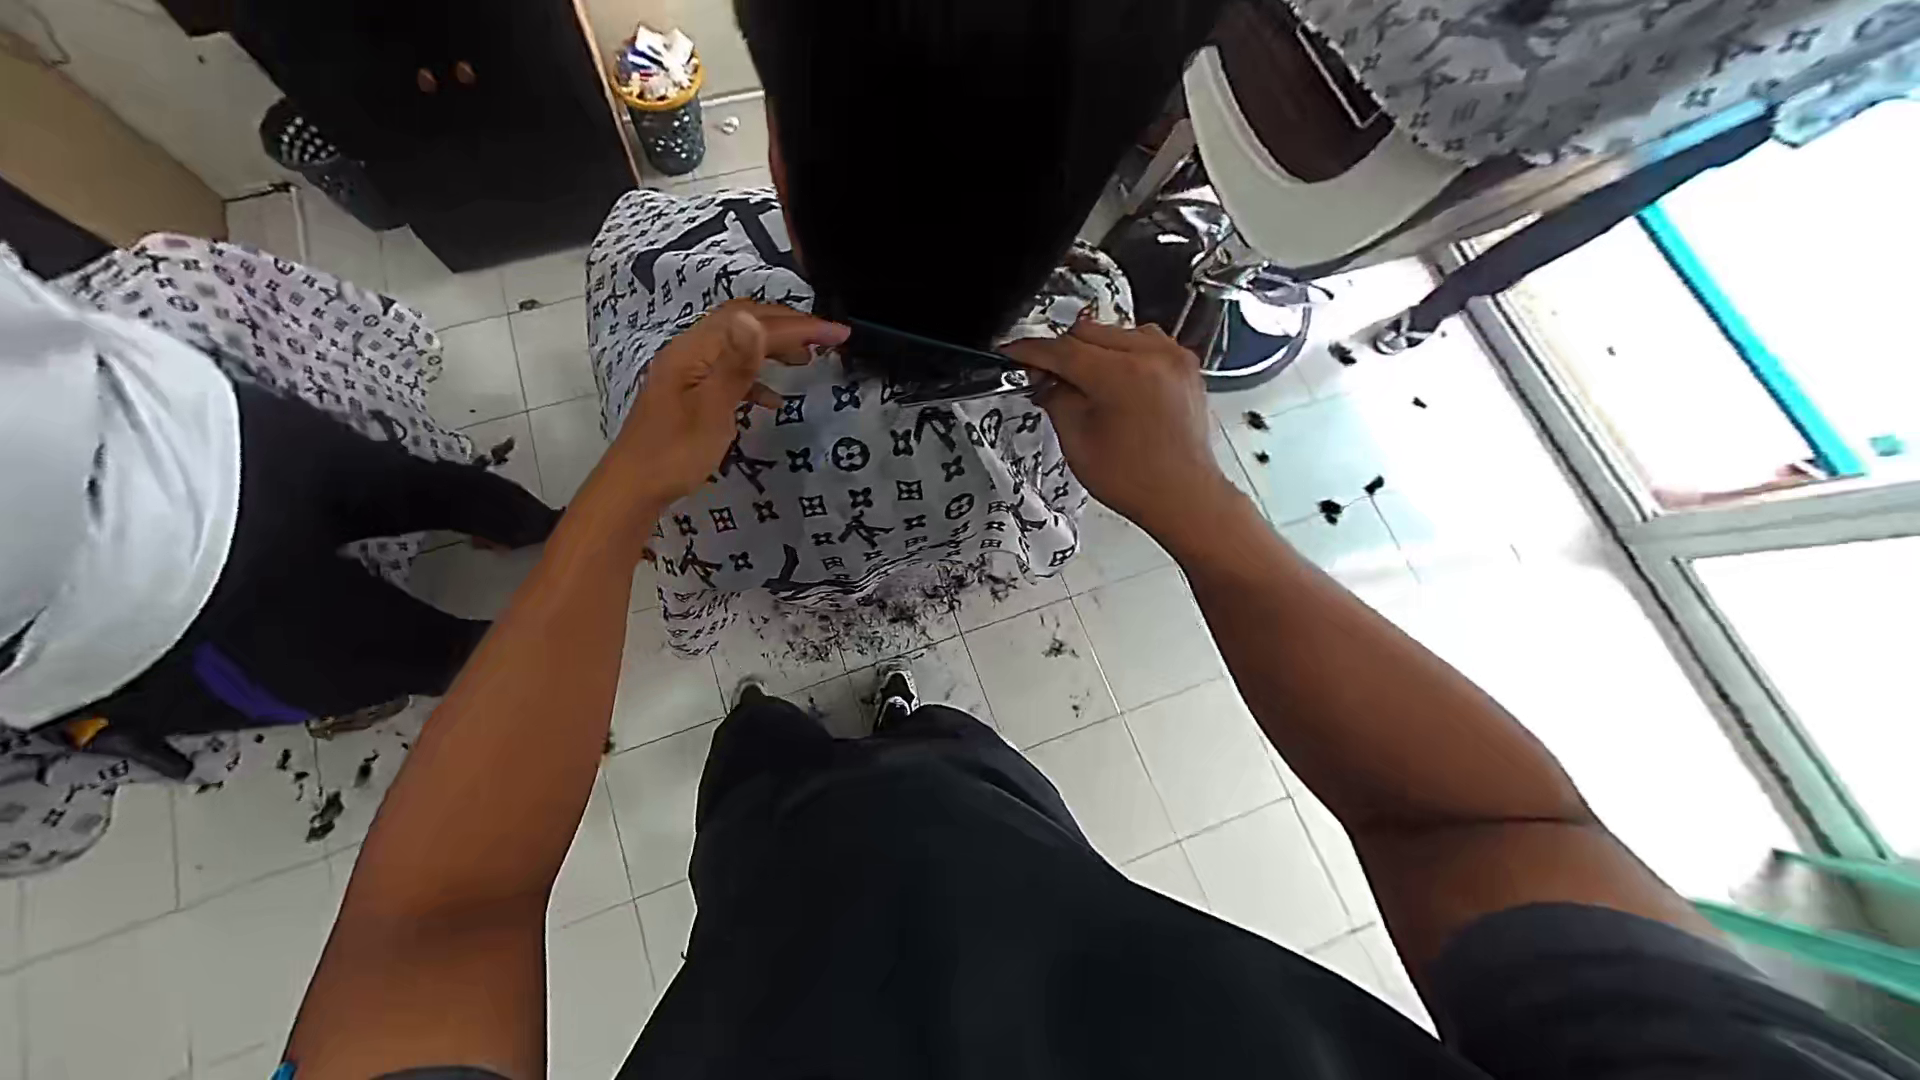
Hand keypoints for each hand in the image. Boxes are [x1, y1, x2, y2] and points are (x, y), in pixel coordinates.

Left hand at [603, 300, 847, 503]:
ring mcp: (690, 372)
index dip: (800, 325)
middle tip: (828, 339)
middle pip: (745, 323)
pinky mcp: (692, 392)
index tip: (839, 333)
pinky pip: (730, 371)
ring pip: (739, 344)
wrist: (635, 486)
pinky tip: (773, 399)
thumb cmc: (676, 452)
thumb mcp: (713, 410)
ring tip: (807, 359)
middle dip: (790, 326)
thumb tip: (756, 320)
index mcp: (695, 350)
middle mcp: (691, 351)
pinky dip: (757, 377)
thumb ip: (737, 365)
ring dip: (775, 346)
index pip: (754, 323)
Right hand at [1002, 321, 1238, 542]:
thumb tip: (1043, 377)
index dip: (1030, 351)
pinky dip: (1121, 354)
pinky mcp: (1184, 365)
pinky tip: (1111, 379)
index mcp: (1121, 375)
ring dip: (1091, 350)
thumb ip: (1055, 398)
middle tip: (1044, 377)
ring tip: (1081, 382)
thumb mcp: (1077, 441)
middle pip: (1087, 332)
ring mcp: (1172, 358)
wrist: (1182, 496)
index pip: (1062, 349)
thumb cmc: (1137, 480)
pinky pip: (1143, 342)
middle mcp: (1151, 357)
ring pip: (1114, 332)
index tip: (1014, 354)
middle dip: (1060, 352)